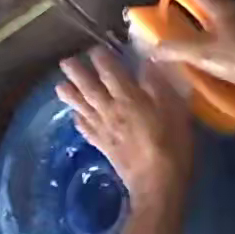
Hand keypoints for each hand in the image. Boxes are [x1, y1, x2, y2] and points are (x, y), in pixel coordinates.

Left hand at [57, 48, 193, 209]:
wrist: (157, 185)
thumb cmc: (172, 143)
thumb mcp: (174, 109)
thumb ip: (158, 85)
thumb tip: (146, 63)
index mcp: (129, 98)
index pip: (111, 72)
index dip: (102, 58)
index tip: (95, 48)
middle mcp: (111, 110)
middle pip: (89, 88)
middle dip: (77, 73)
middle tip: (66, 61)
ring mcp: (104, 130)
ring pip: (82, 107)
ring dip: (70, 95)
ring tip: (60, 85)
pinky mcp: (102, 146)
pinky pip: (85, 129)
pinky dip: (78, 119)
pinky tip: (75, 115)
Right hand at [147, 0, 234, 98]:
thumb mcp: (204, 56)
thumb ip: (177, 50)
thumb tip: (152, 47)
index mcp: (220, 6)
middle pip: (208, 0)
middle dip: (189, 5)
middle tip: (172, 15)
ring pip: (220, 14)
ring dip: (204, 19)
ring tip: (190, 32)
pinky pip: (230, 27)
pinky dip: (217, 31)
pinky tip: (214, 47)